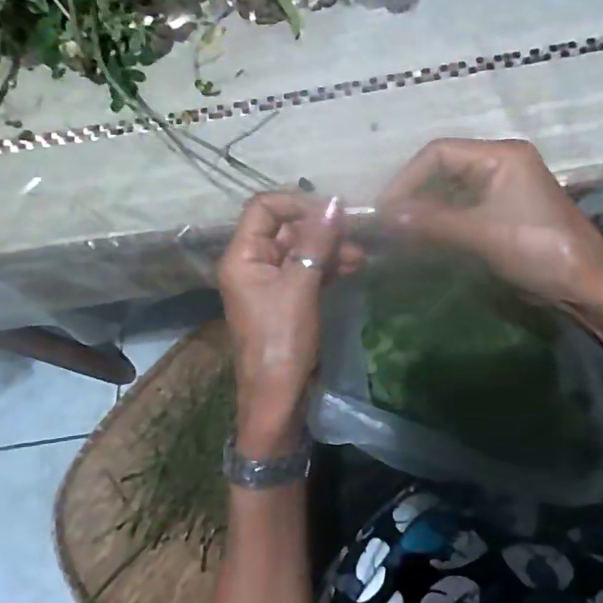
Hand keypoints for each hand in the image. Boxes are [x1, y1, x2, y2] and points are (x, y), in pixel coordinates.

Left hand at [217, 191, 362, 458]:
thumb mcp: (300, 288)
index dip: (298, 203)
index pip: (264, 208)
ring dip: (331, 247)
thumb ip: (317, 243)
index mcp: (242, 256)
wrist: (279, 399)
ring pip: (302, 249)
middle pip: (286, 227)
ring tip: (360, 257)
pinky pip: (309, 270)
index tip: (334, 211)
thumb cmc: (282, 342)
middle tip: (356, 234)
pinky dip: (329, 266)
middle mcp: (253, 264)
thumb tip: (334, 202)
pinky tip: (353, 268)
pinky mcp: (289, 299)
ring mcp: (272, 282)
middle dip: (321, 228)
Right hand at [378, 138, 602, 314]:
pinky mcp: (502, 219)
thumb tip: (383, 217)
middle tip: (386, 228)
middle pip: (442, 172)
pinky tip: (421, 246)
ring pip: (449, 195)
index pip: (439, 154)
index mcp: (501, 156)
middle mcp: (500, 167)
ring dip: (423, 216)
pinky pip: (461, 215)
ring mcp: (501, 194)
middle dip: (413, 198)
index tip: (384, 212)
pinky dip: (439, 229)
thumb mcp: (482, 234)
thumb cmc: (540, 251)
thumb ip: (431, 222)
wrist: (587, 288)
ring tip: (398, 240)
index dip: (407, 179)